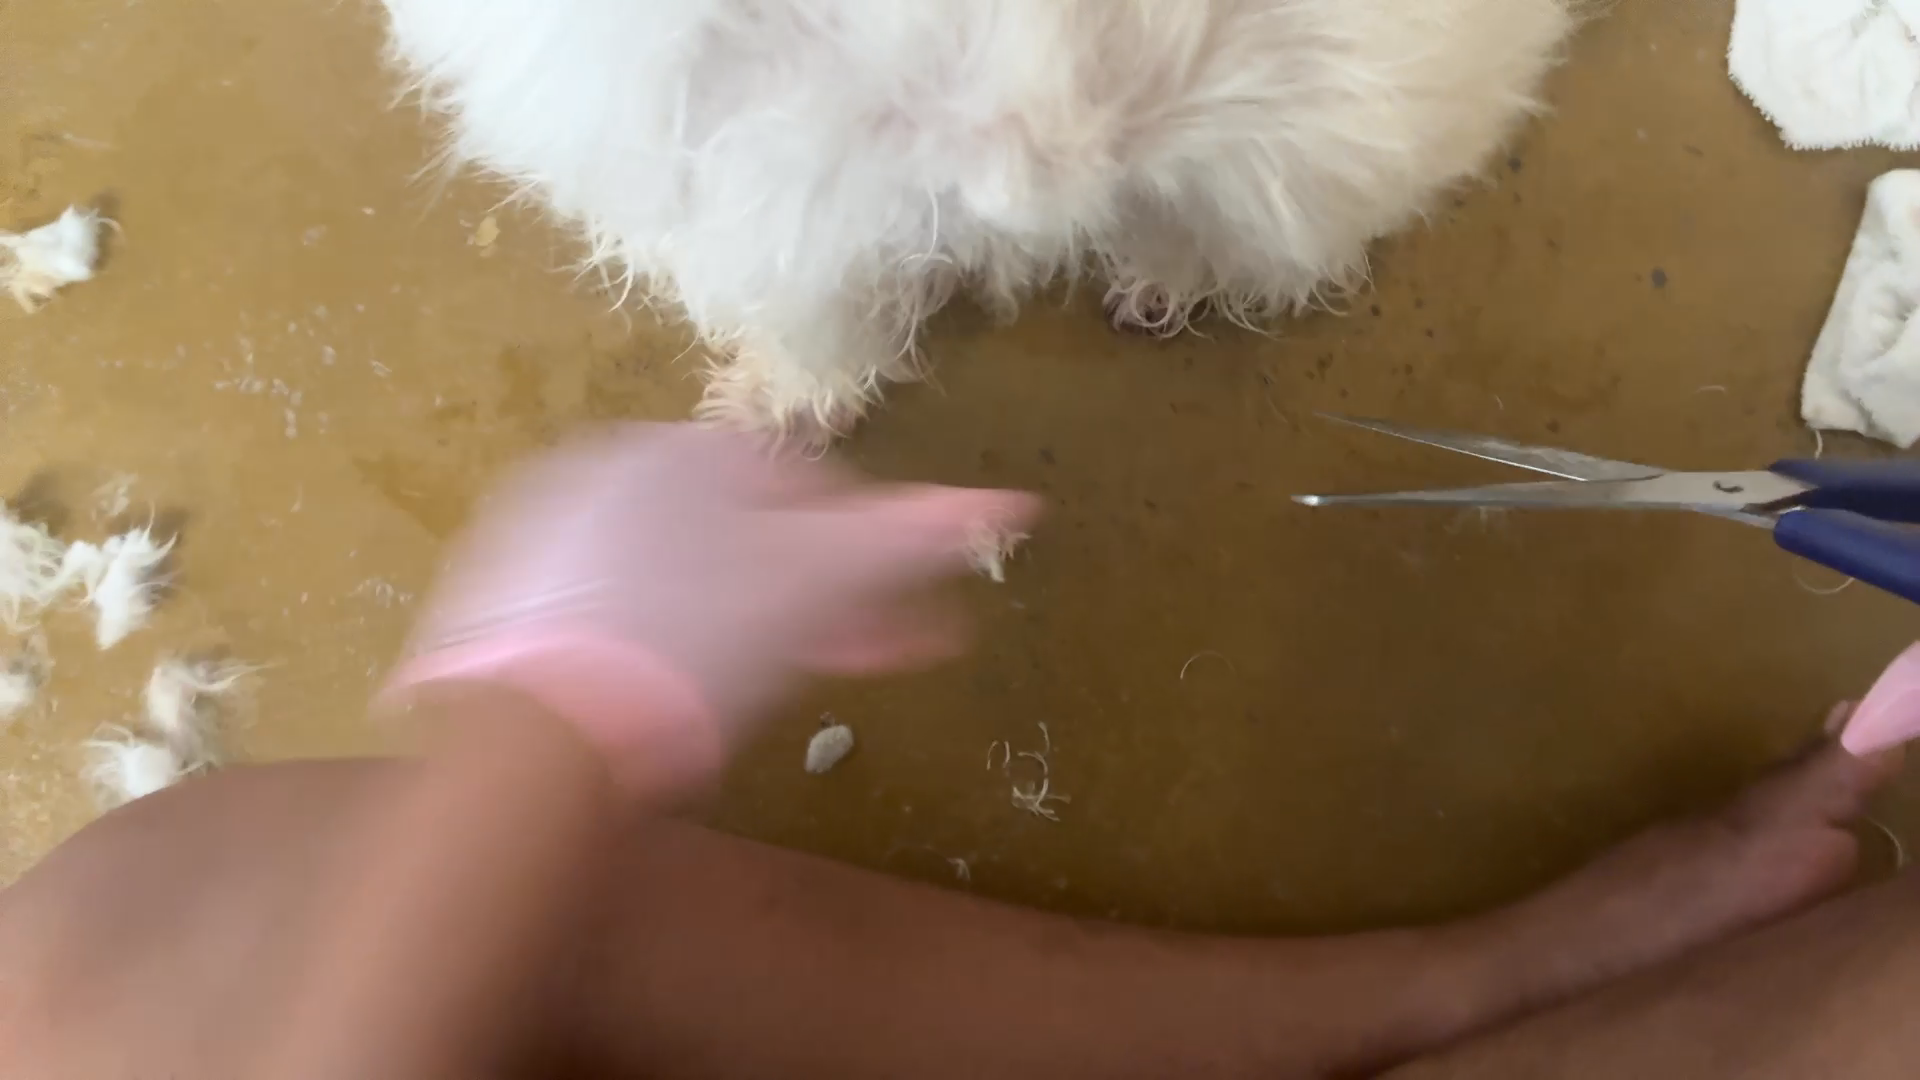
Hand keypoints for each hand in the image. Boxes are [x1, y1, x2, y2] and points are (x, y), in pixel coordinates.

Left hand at [386, 424, 1038, 791]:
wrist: (540, 738)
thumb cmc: (701, 637)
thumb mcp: (823, 580)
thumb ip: (915, 537)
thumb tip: (1016, 503)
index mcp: (693, 451)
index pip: (812, 484)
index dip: (867, 547)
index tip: (897, 605)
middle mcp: (624, 472)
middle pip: (757, 534)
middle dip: (827, 593)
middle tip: (869, 649)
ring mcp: (567, 533)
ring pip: (702, 571)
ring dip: (769, 619)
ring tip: (797, 677)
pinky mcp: (530, 596)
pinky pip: (640, 602)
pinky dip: (691, 633)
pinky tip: (706, 684)